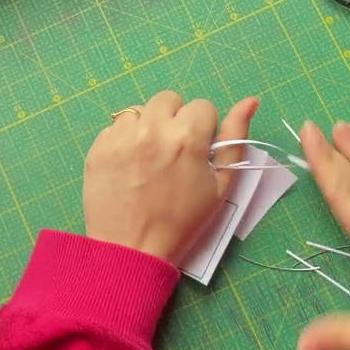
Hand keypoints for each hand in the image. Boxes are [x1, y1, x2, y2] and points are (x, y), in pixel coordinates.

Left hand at [83, 91, 258, 262]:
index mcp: (188, 136)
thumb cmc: (183, 222)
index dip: (203, 129)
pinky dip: (124, 140)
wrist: (132, 250)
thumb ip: (236, 139)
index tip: (197, 151)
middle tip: (172, 152)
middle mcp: (153, 128)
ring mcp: (122, 136)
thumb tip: (250, 101)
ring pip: (140, 110)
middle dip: (175, 119)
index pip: (202, 106)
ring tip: (148, 158)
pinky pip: (115, 127)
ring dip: (147, 126)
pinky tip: (128, 166)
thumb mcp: (222, 186)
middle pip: (169, 100)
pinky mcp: (99, 147)